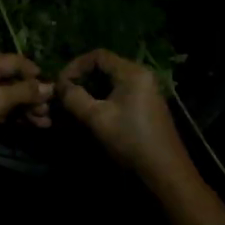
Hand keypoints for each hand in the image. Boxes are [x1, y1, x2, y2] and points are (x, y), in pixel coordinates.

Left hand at [0, 54, 52, 160]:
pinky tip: (34, 125)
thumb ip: (26, 91)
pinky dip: (16, 116)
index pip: (16, 61)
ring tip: (45, 123)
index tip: (54, 90)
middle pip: (14, 80)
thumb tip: (50, 86)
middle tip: (50, 111)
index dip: (36, 75)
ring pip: (9, 96)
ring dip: (28, 108)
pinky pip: (1, 108)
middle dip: (34, 96)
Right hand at [58, 49, 191, 180]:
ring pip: (111, 80)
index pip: (98, 55)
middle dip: (82, 78)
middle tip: (65, 94)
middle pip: (105, 67)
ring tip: (74, 104)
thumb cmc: (130, 139)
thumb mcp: (97, 118)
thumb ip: (75, 98)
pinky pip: (119, 92)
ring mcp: (146, 90)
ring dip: (91, 89)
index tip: (60, 83)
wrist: (164, 169)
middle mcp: (141, 76)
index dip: (75, 66)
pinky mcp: (146, 104)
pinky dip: (103, 97)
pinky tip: (92, 112)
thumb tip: (60, 87)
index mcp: (132, 73)